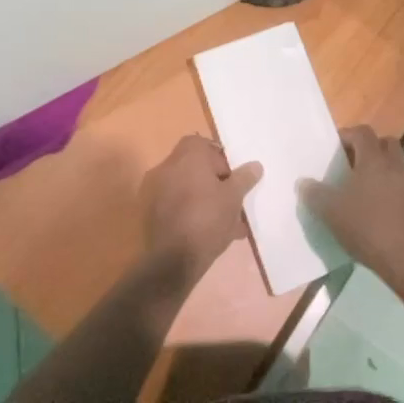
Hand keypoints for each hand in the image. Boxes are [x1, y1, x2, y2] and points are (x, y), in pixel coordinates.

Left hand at [141, 135, 261, 279]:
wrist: (172, 261)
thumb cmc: (207, 220)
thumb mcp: (233, 199)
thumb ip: (244, 178)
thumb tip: (255, 165)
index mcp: (187, 156)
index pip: (203, 144)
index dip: (219, 159)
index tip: (232, 178)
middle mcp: (166, 166)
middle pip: (193, 166)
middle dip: (212, 181)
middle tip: (229, 201)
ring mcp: (153, 190)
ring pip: (184, 188)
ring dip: (202, 198)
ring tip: (224, 223)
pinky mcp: (148, 212)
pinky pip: (174, 205)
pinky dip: (188, 212)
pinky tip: (206, 234)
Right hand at [300, 125, 403, 276]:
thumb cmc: (367, 227)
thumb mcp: (332, 212)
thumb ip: (315, 194)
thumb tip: (303, 183)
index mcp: (374, 159)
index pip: (362, 132)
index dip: (347, 135)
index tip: (334, 149)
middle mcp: (395, 164)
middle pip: (384, 142)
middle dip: (369, 147)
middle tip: (352, 163)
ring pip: (396, 163)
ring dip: (381, 167)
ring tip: (363, 187)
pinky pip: (402, 183)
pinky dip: (391, 186)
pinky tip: (378, 206)